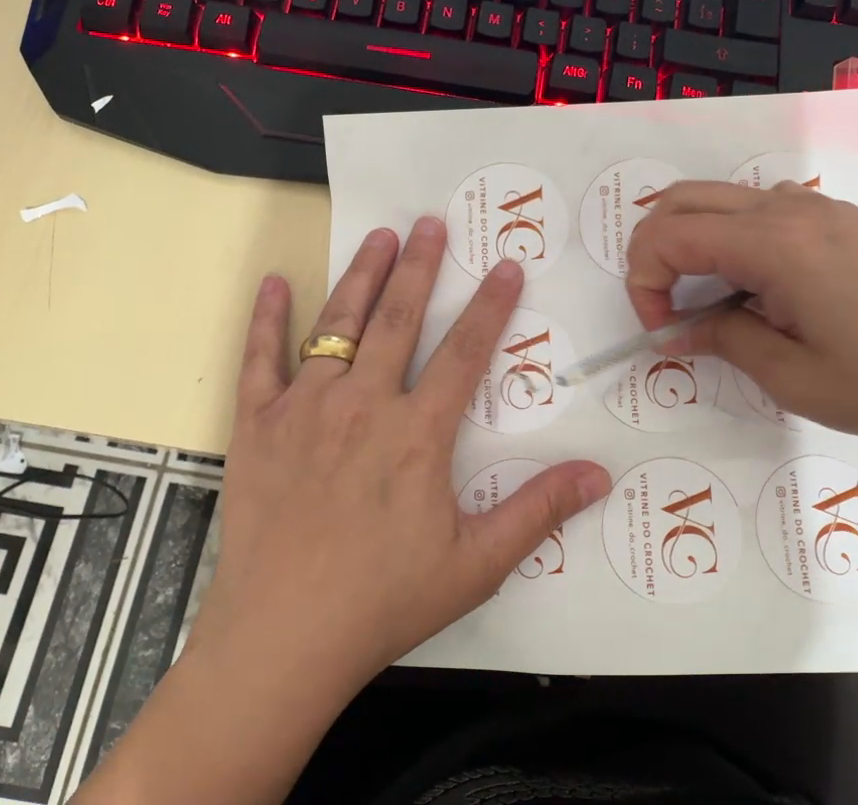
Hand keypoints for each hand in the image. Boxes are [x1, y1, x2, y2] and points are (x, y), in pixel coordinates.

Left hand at [188, 218, 611, 696]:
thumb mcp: (476, 563)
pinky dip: (267, 318)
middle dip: (419, 268)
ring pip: (337, 325)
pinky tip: (274, 282)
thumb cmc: (384, 600)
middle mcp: (363, 404)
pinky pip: (260, 359)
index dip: (490, 307)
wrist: (285, 634)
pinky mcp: (257, 425)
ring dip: (361, 277)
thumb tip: (599, 474)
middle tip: (429, 223)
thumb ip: (537, 512)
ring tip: (378, 237)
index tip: (505, 267)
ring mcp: (305, 409)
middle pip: (399, 320)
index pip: (464, 353)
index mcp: (417, 434)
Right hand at [624, 181, 857, 439]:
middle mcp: (792, 208)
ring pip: (721, 199)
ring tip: (711, 303)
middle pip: (685, 200)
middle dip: (655, 251)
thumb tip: (679, 330)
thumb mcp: (793, 379)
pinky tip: (757, 290)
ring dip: (694, 241)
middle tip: (666, 309)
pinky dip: (732, 238)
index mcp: (775, 243)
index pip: (670, 235)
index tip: (661, 331)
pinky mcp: (841, 220)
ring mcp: (820, 208)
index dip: (644, 281)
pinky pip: (762, 209)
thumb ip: (724, 341)